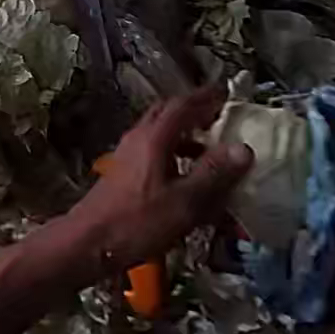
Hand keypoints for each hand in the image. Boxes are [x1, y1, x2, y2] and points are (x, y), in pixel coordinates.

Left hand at [68, 87, 253, 270]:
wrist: (91, 241)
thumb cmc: (138, 220)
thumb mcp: (184, 202)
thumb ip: (213, 174)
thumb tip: (242, 148)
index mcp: (153, 137)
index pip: (181, 106)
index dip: (204, 98)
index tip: (225, 93)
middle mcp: (139, 137)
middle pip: (168, 113)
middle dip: (194, 111)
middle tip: (220, 117)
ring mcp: (129, 153)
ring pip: (161, 133)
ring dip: (186, 135)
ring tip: (213, 149)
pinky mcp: (126, 170)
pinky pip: (156, 151)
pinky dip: (176, 154)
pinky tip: (189, 177)